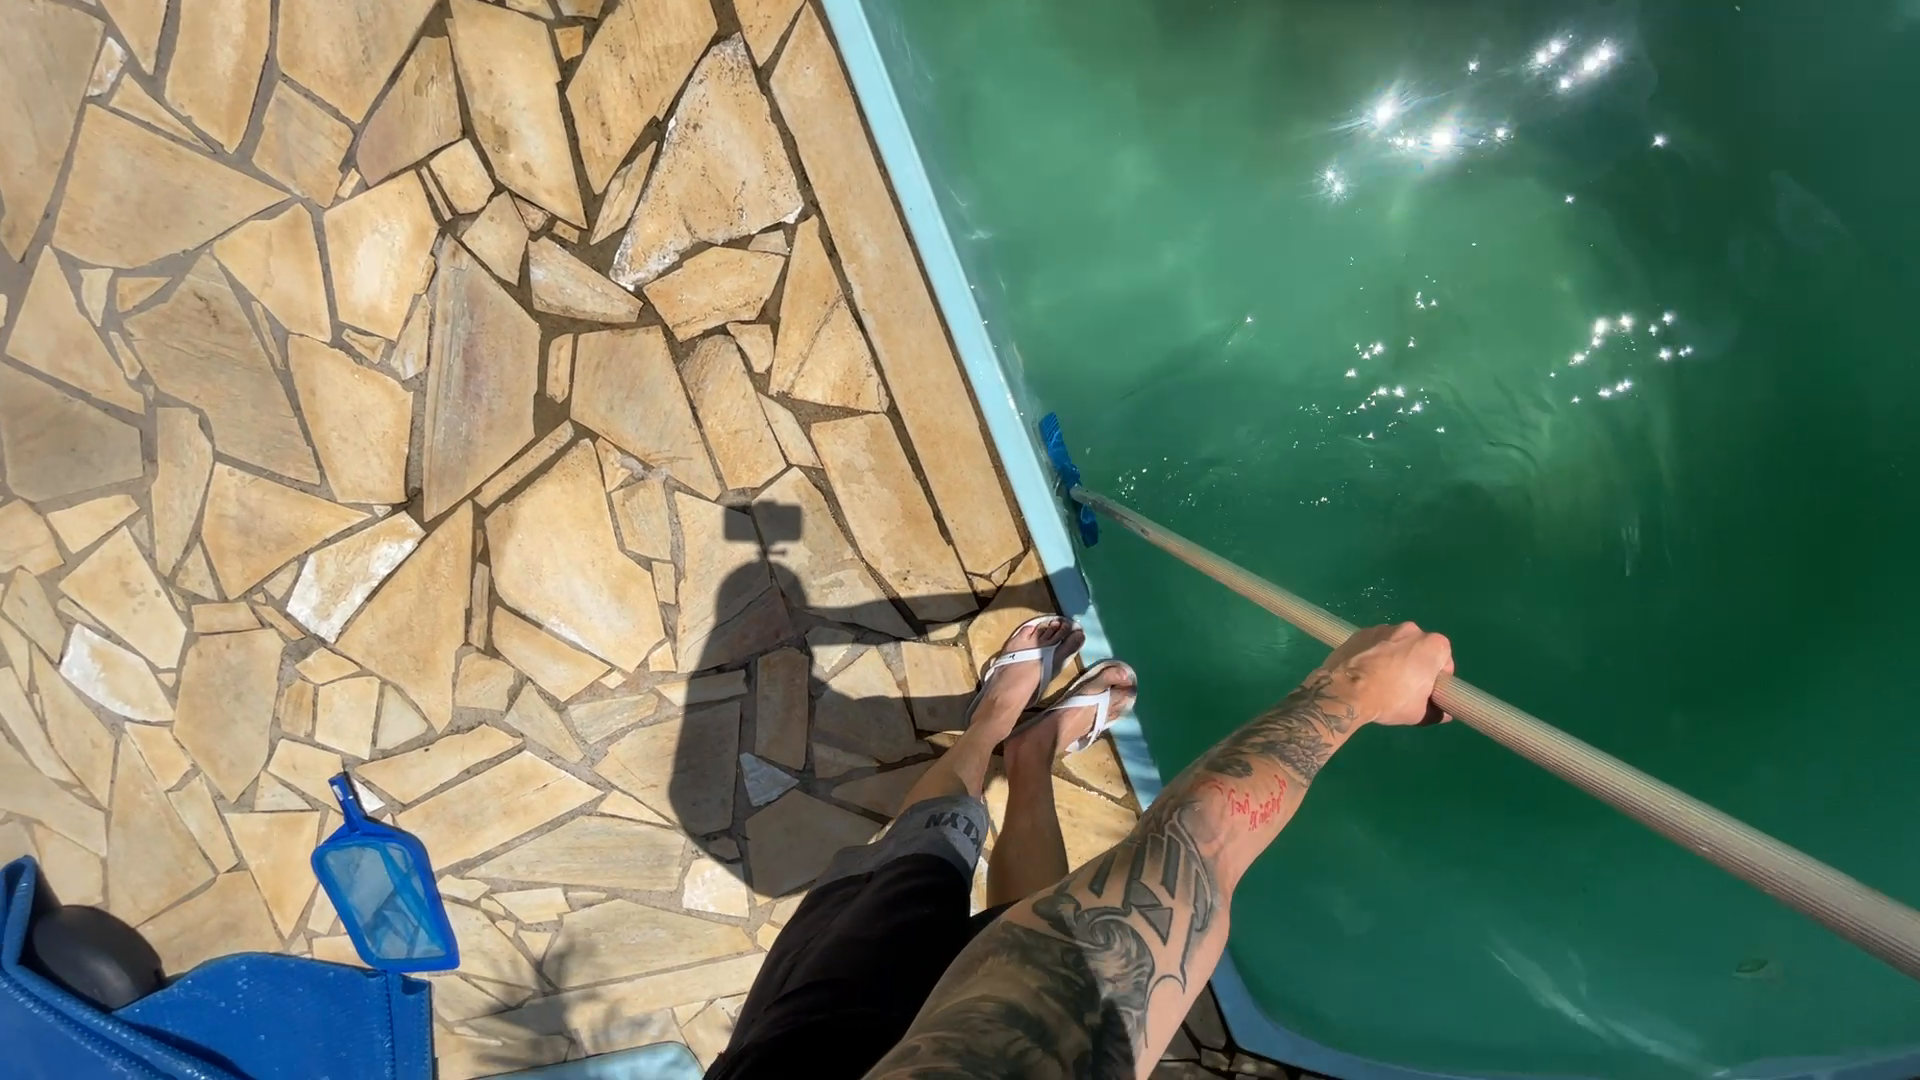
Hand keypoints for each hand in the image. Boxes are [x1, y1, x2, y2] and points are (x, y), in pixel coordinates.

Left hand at [1313, 622, 1453, 726]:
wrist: (1344, 691)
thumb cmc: (1390, 700)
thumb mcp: (1421, 714)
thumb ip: (1437, 711)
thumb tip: (1442, 713)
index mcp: (1432, 645)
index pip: (1443, 661)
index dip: (1437, 678)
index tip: (1427, 690)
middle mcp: (1409, 629)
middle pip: (1418, 649)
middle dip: (1414, 664)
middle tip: (1404, 685)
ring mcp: (1381, 628)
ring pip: (1394, 644)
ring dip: (1392, 657)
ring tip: (1380, 679)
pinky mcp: (1358, 632)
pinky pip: (1372, 644)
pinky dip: (1371, 653)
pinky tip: (1364, 671)